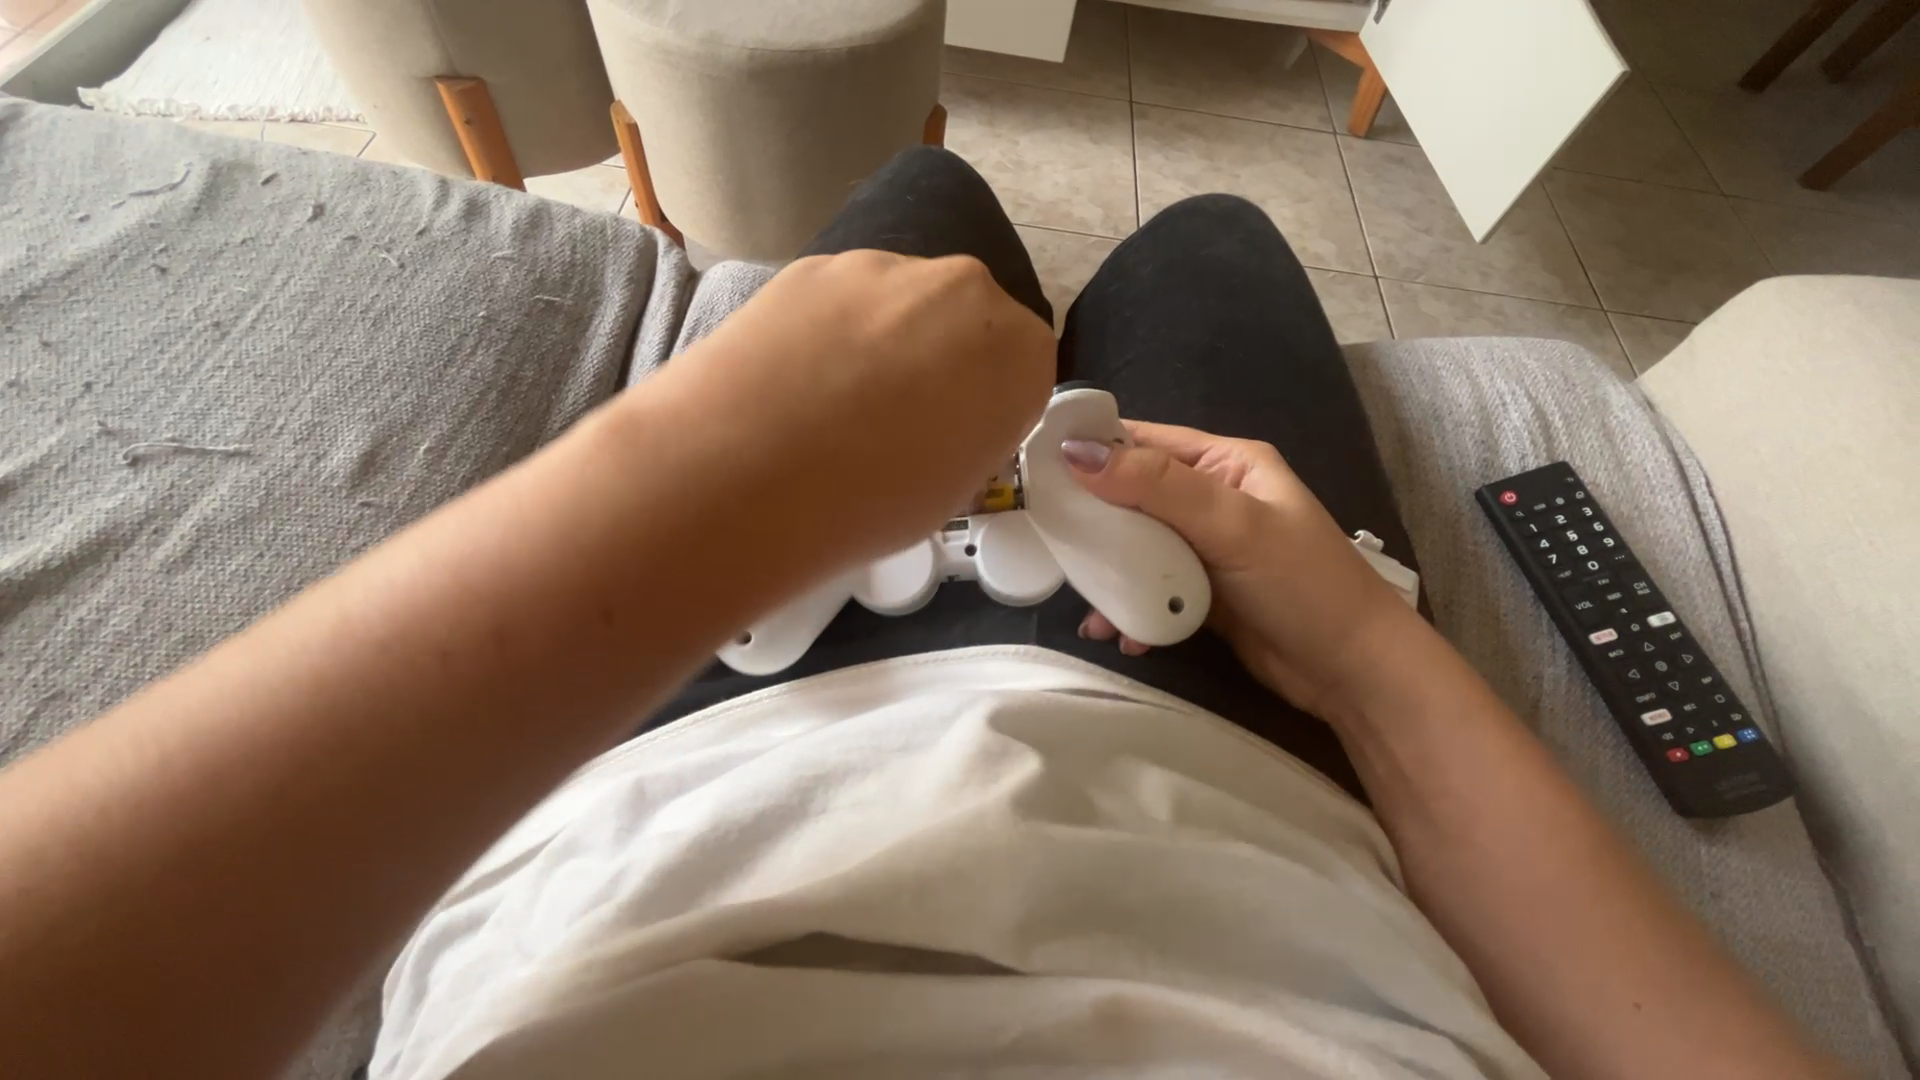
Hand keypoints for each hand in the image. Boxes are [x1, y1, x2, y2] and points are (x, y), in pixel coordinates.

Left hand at [649, 250, 1056, 560]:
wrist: (747, 471)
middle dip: (941, 362)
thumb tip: (944, 421)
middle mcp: (965, 290)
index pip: (1022, 371)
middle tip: (893, 420)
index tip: (953, 439)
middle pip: (966, 325)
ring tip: (829, 403)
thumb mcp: (952, 491)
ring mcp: (886, 267)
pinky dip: (829, 332)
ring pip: (902, 306)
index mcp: (1019, 353)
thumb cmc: (872, 502)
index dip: (988, 408)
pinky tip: (794, 380)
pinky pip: (844, 300)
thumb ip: (969, 436)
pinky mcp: (815, 263)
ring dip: (884, 342)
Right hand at [1064, 421, 1424, 720]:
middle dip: (1091, 521)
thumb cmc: (1302, 584)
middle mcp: (1209, 500)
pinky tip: (1118, 631)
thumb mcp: (1231, 525)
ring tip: (1087, 604)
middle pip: (1130, 498)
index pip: (1144, 442)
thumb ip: (1156, 488)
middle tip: (1048, 540)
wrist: (1353, 674)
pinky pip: (1147, 589)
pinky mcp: (1196, 594)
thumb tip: (1075, 453)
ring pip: (1134, 547)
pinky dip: (1128, 608)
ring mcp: (1202, 550)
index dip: (1091, 450)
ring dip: (1107, 573)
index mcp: (1224, 463)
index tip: (1036, 469)